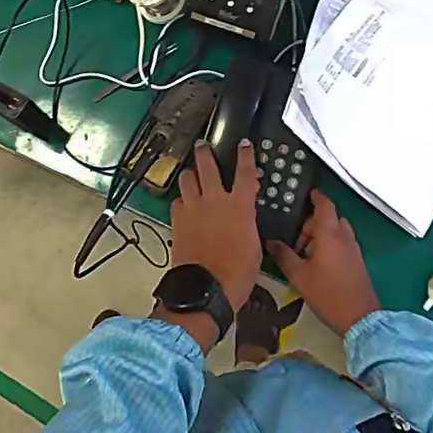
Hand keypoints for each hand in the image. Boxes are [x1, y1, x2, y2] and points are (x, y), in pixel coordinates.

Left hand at [162, 141, 262, 348]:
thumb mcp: (254, 245)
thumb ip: (247, 223)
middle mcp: (215, 200)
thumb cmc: (238, 273)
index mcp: (240, 206)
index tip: (244, 144)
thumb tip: (243, 218)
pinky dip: (181, 200)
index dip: (245, 155)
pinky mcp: (177, 220)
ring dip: (190, 174)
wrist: (207, 288)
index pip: (245, 172)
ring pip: (186, 178)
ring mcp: (193, 208)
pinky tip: (184, 204)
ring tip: (191, 173)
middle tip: (203, 145)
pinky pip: (177, 201)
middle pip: (207, 165)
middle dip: (205, 152)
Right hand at [266, 190, 379, 333]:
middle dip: (311, 224)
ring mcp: (353, 248)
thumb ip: (283, 255)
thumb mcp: (298, 275)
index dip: (315, 196)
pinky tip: (317, 264)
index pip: (324, 204)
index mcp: (329, 233)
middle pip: (328, 218)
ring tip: (304, 254)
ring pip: (335, 231)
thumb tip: (270, 242)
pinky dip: (329, 245)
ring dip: (320, 235)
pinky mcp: (357, 261)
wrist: (360, 318)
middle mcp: (344, 236)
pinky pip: (341, 243)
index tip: (305, 194)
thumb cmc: (328, 293)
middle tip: (295, 241)